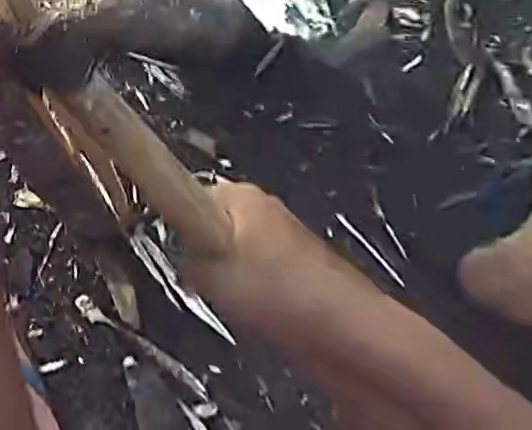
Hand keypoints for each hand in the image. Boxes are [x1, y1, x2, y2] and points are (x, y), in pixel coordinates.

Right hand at [184, 181, 386, 332]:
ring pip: (235, 255)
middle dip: (203, 253)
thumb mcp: (206, 265)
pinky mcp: (302, 275)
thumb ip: (180, 246)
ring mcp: (286, 243)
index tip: (176, 247)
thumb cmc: (279, 290)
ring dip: (230, 278)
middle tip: (204, 278)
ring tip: (235, 300)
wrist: (355, 338)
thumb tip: (175, 246)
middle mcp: (264, 209)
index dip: (177, 222)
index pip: (188, 194)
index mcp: (240, 193)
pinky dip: (254, 295)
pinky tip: (260, 314)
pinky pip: (259, 278)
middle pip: (211, 225)